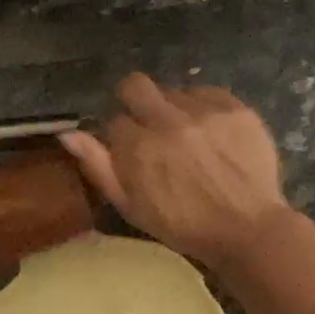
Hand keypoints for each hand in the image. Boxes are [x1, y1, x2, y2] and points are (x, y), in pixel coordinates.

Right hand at [59, 72, 288, 269]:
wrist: (246, 228)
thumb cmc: (182, 226)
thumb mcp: (130, 206)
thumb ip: (98, 167)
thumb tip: (68, 134)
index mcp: (138, 148)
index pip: (113, 121)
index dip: (119, 136)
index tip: (130, 151)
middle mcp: (167, 121)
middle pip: (135, 85)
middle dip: (134, 101)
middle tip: (147, 125)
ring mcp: (204, 111)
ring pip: (173, 91)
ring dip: (172, 109)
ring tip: (187, 137)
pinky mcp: (235, 107)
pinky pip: (207, 92)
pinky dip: (203, 109)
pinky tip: (210, 133)